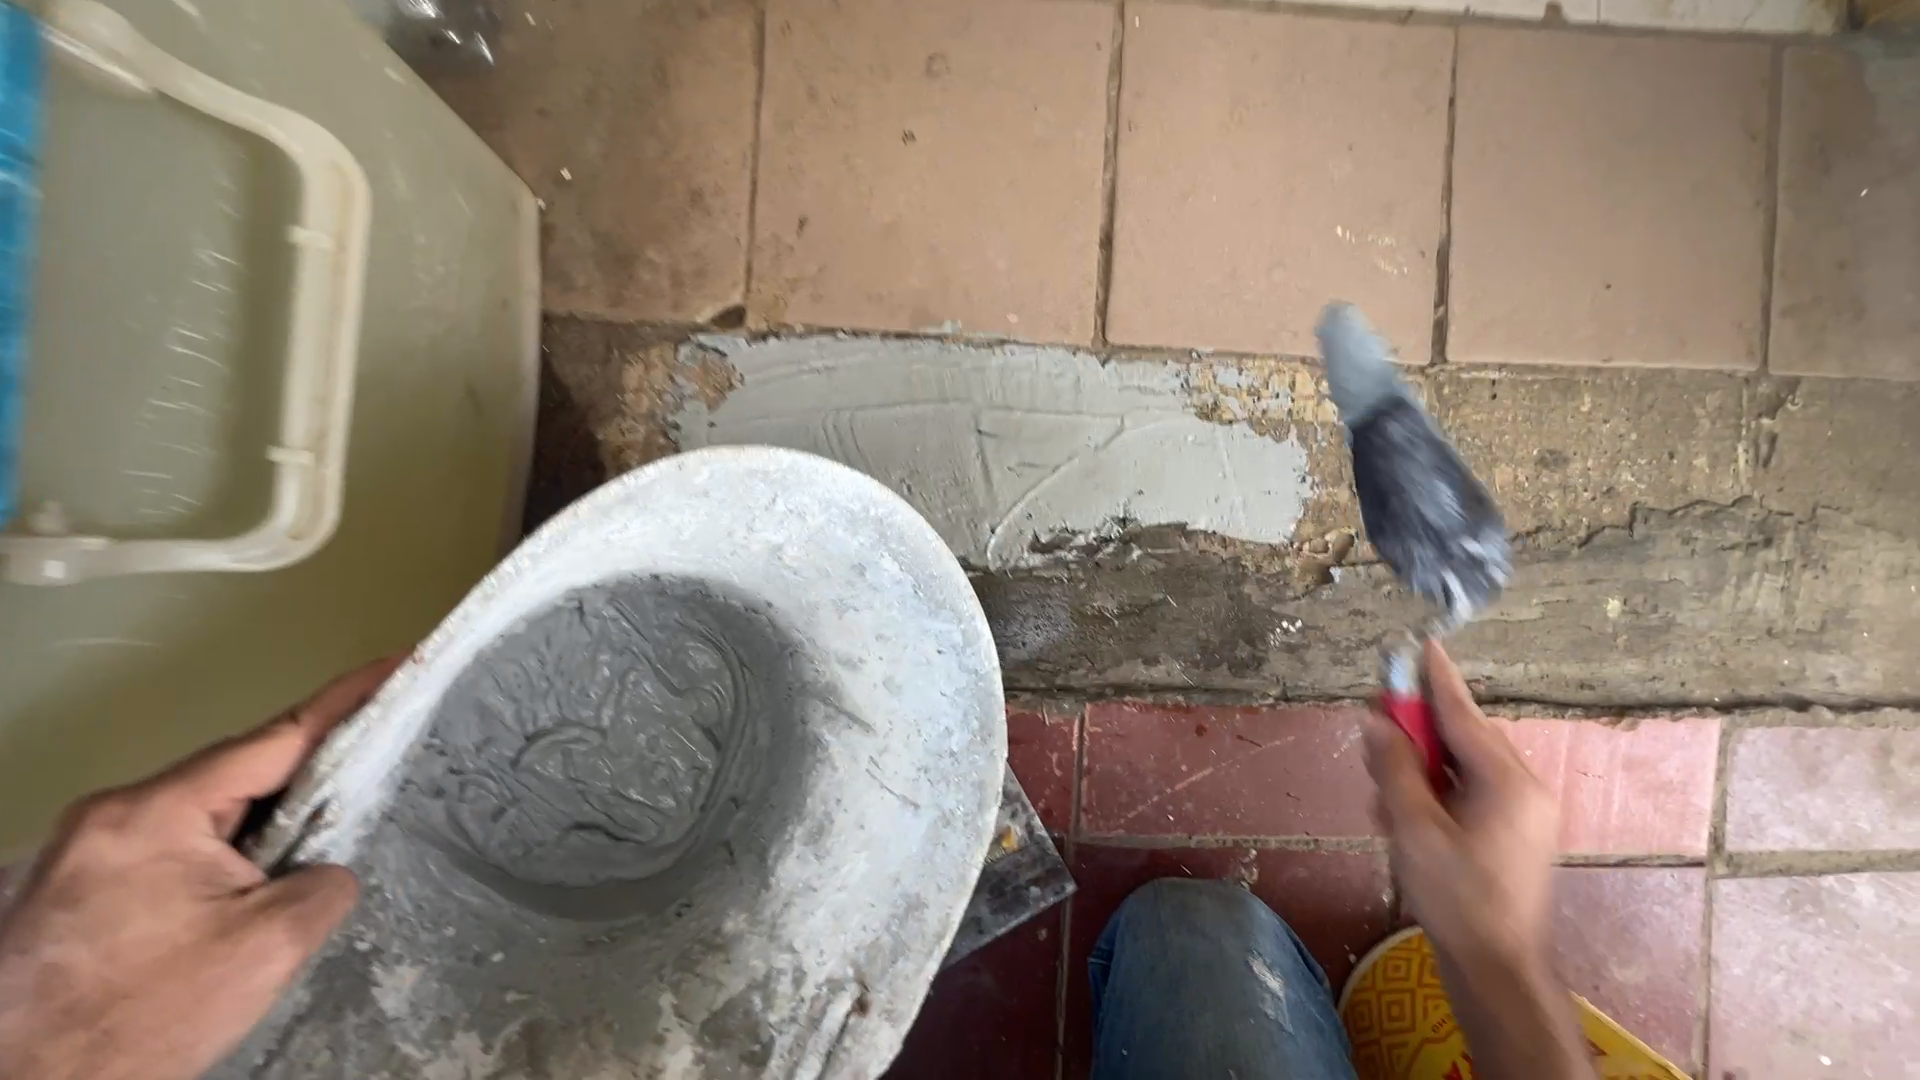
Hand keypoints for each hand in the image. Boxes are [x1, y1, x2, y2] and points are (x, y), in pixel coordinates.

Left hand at [0, 658, 397, 1079]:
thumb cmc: (148, 1015)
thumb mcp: (273, 940)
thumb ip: (327, 878)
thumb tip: (321, 867)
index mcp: (156, 813)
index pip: (277, 738)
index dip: (347, 698)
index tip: (397, 663)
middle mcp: (113, 816)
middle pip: (241, 771)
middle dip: (312, 769)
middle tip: (379, 760)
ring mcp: (87, 851)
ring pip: (212, 809)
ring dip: (272, 816)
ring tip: (324, 831)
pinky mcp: (81, 887)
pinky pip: (184, 842)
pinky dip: (236, 845)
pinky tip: (262, 873)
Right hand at [1364, 638, 1557, 961]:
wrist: (1495, 964)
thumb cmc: (1455, 894)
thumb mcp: (1413, 827)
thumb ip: (1394, 767)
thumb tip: (1376, 720)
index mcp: (1508, 782)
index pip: (1463, 714)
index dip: (1437, 678)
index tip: (1423, 642)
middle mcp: (1521, 787)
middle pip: (1458, 737)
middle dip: (1411, 735)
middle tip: (1372, 738)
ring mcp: (1518, 809)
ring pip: (1455, 764)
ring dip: (1414, 770)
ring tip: (1383, 801)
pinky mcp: (1507, 828)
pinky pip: (1462, 789)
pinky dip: (1429, 791)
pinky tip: (1401, 817)